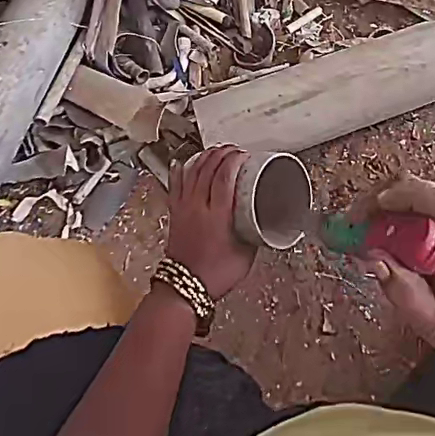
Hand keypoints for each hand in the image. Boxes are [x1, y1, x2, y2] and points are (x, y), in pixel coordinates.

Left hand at [165, 145, 257, 298]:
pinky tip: (182, 162)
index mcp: (218, 216)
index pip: (224, 177)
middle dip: (221, 154)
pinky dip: (180, 170)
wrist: (185, 286)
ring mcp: (184, 207)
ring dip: (204, 157)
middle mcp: (198, 206)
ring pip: (191, 172)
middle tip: (233, 149)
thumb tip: (259, 217)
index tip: (243, 154)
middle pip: (208, 169)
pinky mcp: (174, 211)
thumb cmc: (216, 274)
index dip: (234, 160)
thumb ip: (252, 232)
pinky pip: (175, 184)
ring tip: (215, 151)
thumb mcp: (245, 254)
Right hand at [365, 174, 434, 366]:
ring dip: (388, 200)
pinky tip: (391, 223)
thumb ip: (404, 295)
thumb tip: (370, 258)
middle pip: (423, 189)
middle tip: (356, 221)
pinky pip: (427, 192)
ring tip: (369, 225)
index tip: (369, 213)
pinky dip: (402, 201)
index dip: (403, 197)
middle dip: (381, 199)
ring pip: (420, 187)